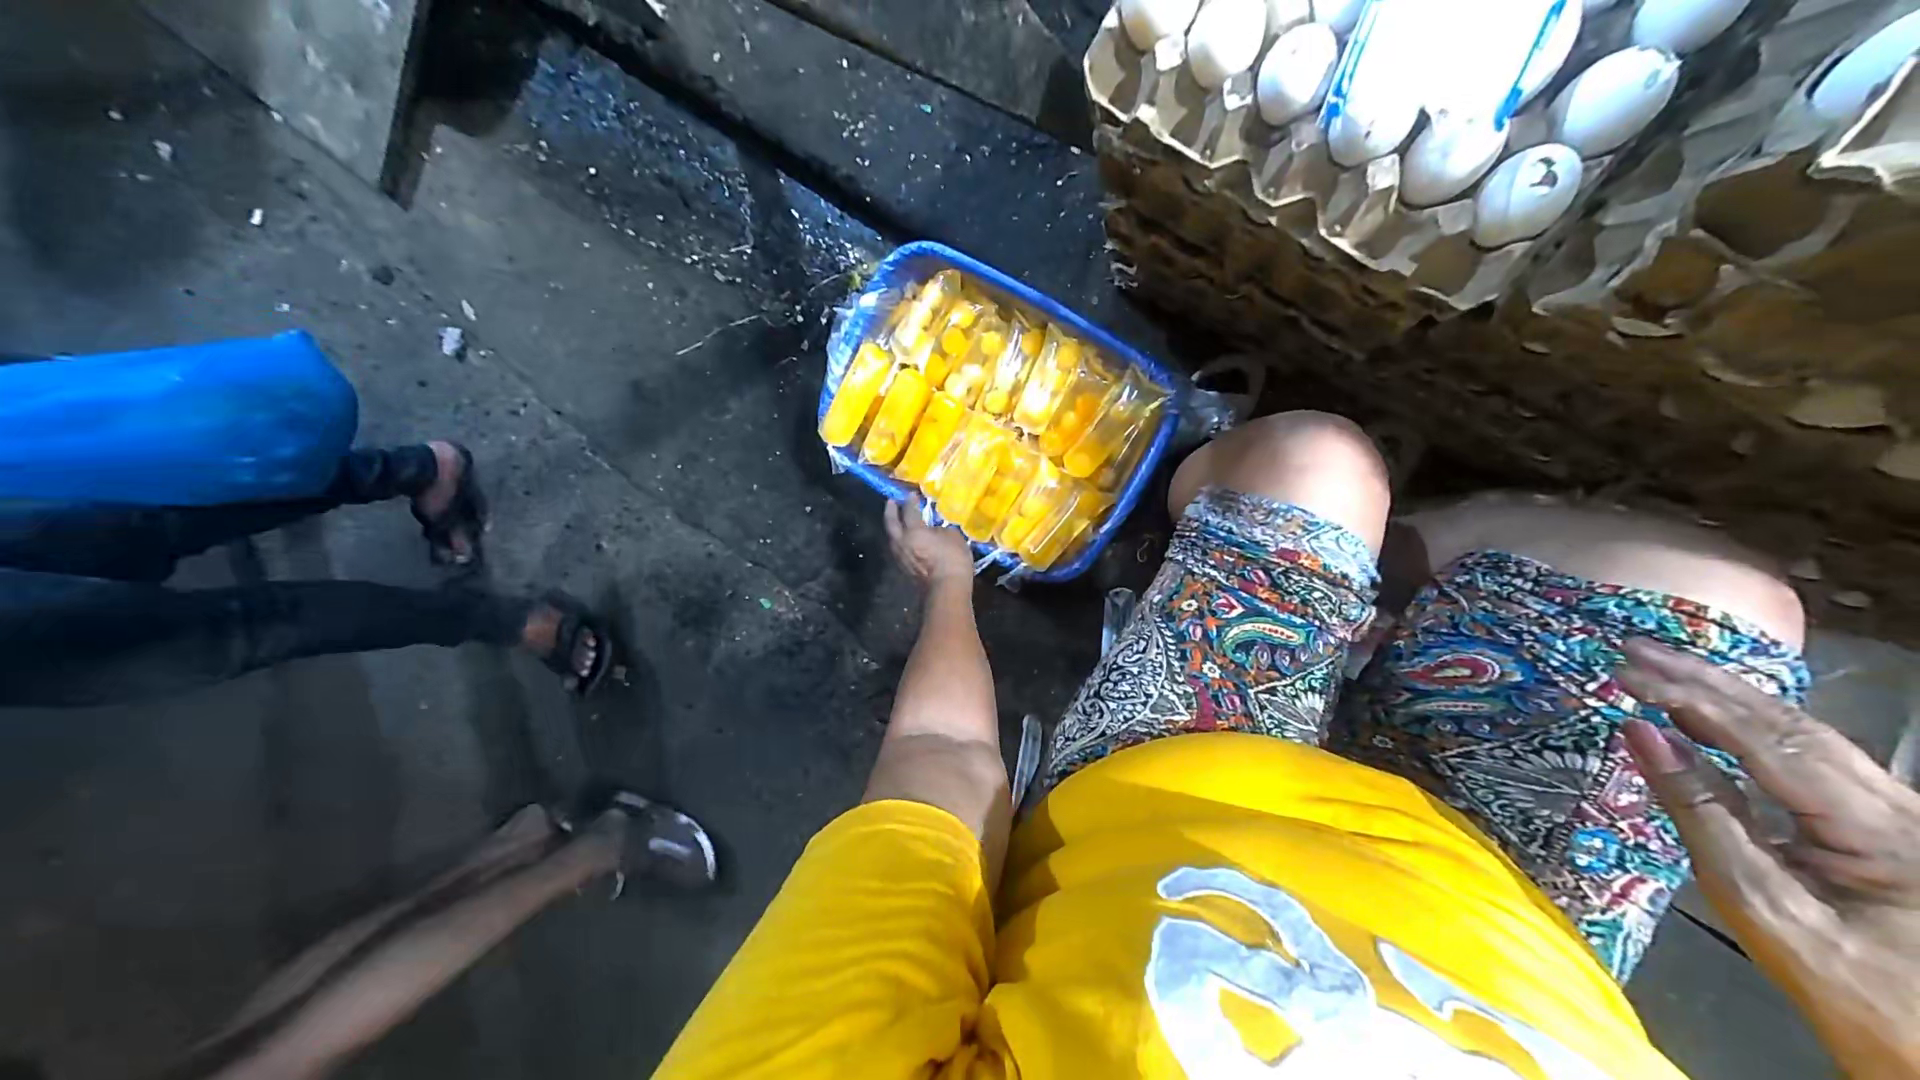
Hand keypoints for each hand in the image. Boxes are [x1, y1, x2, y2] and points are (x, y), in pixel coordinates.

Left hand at [884, 495, 974, 588]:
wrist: (946, 590)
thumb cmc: (951, 560)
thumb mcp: (953, 537)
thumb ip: (941, 528)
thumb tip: (935, 528)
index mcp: (913, 530)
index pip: (908, 510)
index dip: (910, 500)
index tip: (913, 494)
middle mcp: (901, 542)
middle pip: (891, 523)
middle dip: (890, 511)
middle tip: (891, 501)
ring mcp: (900, 557)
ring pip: (892, 537)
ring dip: (894, 527)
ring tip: (898, 519)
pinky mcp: (905, 568)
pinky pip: (899, 548)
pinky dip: (900, 540)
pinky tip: (907, 538)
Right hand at [1617, 640, 1919, 1078]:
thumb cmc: (1848, 988)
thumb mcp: (1759, 904)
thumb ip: (1699, 810)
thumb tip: (1640, 734)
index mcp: (1880, 829)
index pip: (1767, 740)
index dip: (1691, 698)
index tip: (1623, 671)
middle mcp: (1903, 806)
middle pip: (1791, 723)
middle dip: (1705, 680)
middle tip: (1633, 648)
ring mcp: (1901, 812)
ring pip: (1804, 733)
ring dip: (1724, 693)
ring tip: (1658, 663)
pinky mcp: (1887, 822)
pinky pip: (1810, 755)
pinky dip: (1748, 722)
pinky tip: (1708, 710)